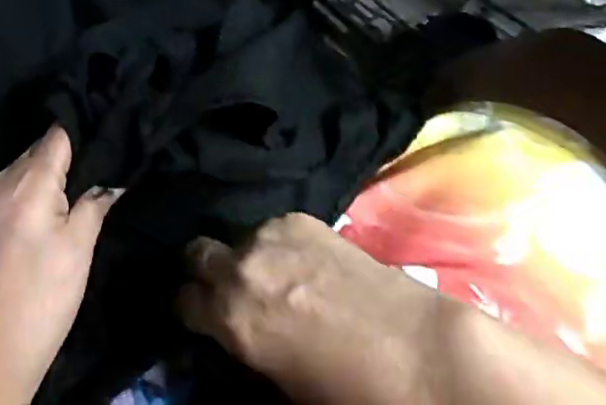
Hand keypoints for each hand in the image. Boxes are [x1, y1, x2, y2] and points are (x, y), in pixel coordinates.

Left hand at [0, 126, 121, 404]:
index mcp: (26, 178)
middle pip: (37, 150)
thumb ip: (93, 206)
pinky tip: (45, 214)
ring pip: (21, 171)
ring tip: (77, 191)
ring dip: (46, 177)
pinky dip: (28, 194)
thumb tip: (111, 180)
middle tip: (98, 168)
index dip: (82, 130)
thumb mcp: (77, 251)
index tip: (105, 132)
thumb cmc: (40, 297)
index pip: (56, 134)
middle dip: (66, 156)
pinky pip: (7, 192)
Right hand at [179, 213, 453, 404]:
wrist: (424, 355)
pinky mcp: (297, 219)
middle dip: (206, 272)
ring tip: (281, 279)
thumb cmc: (353, 391)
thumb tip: (233, 342)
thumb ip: (247, 354)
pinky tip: (310, 267)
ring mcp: (266, 236)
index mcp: (229, 317)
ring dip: (249, 258)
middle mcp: (237, 269)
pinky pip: (272, 231)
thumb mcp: (285, 386)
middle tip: (230, 293)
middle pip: (195, 254)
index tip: (204, 320)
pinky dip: (281, 247)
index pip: (181, 301)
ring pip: (238, 240)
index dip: (192, 312)